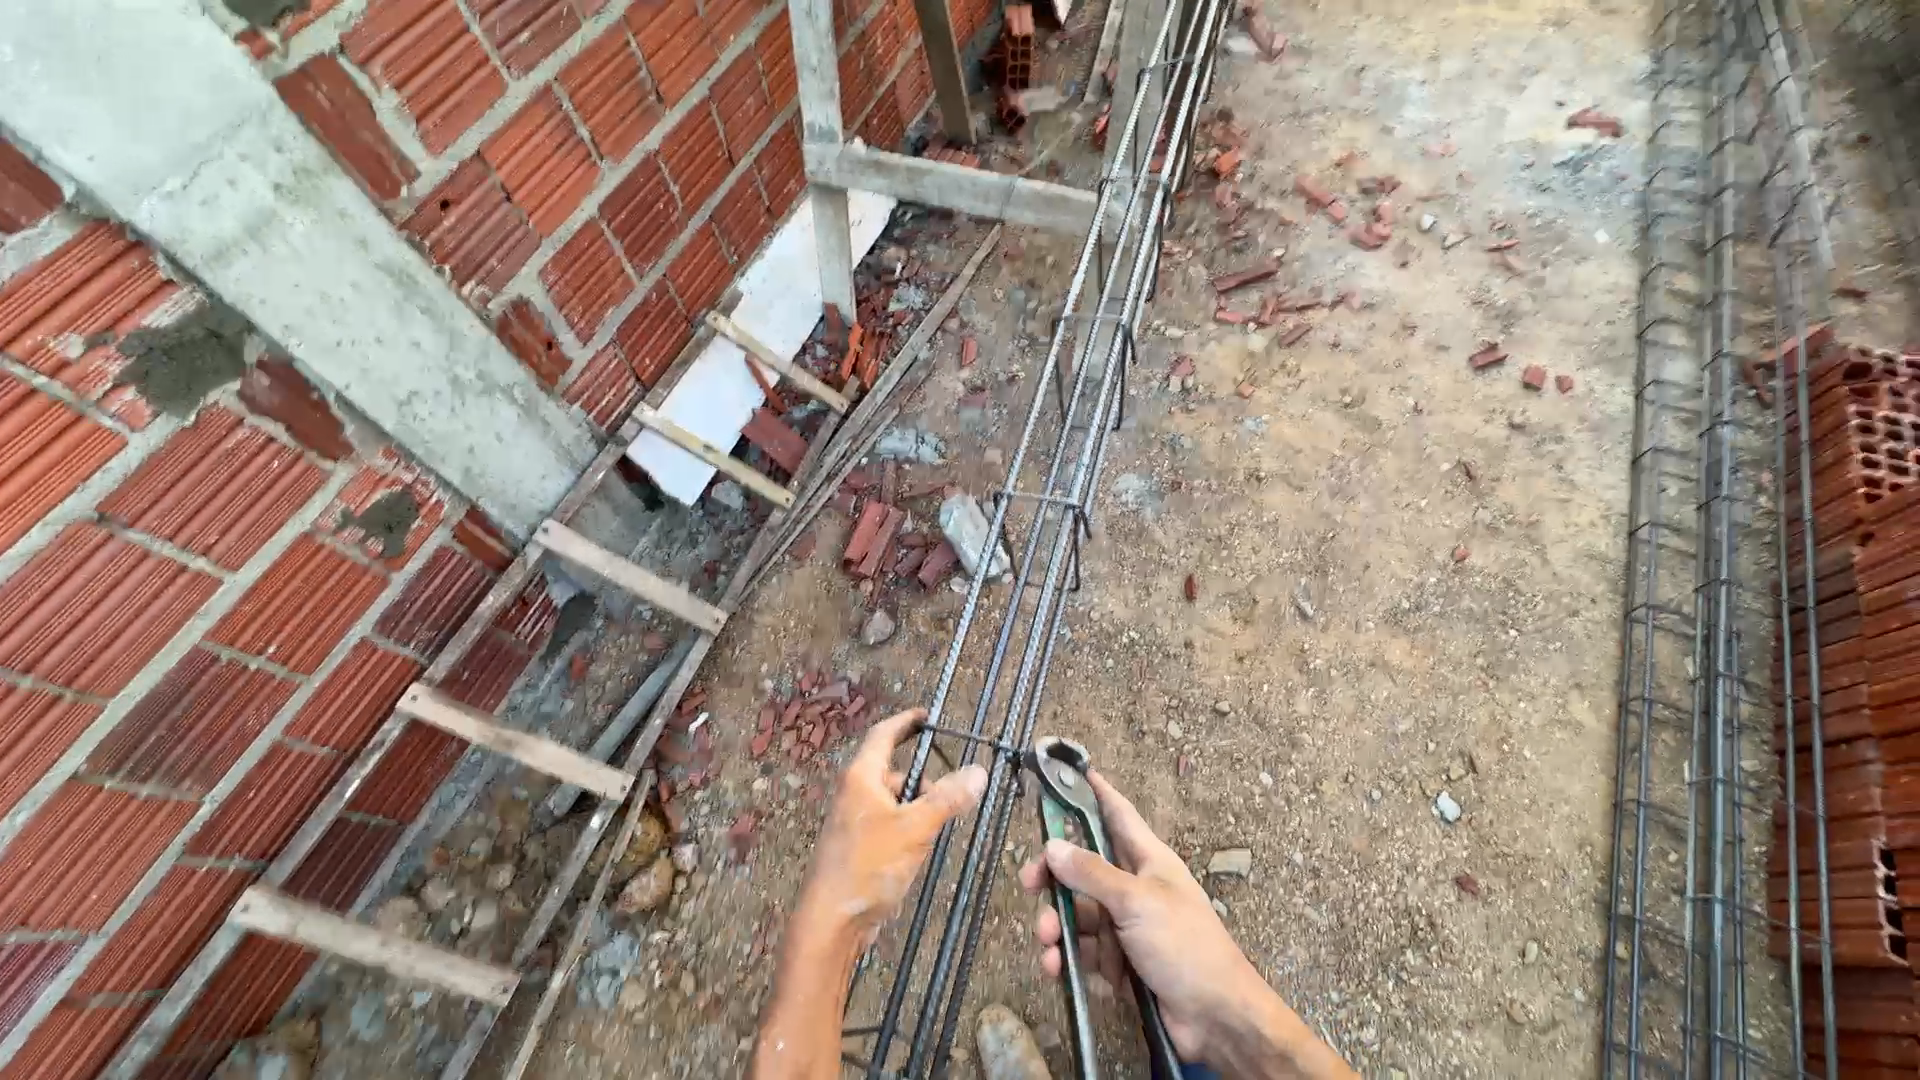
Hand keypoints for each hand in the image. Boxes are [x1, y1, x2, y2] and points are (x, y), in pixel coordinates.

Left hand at [800, 708, 986, 941]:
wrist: (830, 921)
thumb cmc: (868, 866)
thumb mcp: (916, 828)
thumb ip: (947, 799)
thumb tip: (978, 771)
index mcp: (862, 776)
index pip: (884, 734)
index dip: (906, 722)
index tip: (927, 716)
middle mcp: (854, 792)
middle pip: (893, 770)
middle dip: (923, 779)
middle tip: (951, 793)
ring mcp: (853, 820)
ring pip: (893, 800)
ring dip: (917, 806)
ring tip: (938, 826)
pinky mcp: (857, 846)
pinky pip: (888, 823)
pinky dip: (907, 826)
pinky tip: (920, 849)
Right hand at [1018, 771, 1353, 1077]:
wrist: (1218, 1020)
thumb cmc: (1185, 946)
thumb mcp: (1136, 902)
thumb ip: (1092, 873)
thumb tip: (1052, 846)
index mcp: (1148, 859)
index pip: (1118, 813)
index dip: (1096, 792)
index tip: (1071, 772)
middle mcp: (1136, 886)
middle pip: (1086, 868)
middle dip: (1055, 875)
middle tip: (1028, 882)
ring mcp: (1128, 925)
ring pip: (1080, 912)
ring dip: (1058, 924)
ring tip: (1046, 940)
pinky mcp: (1122, 961)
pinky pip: (1085, 950)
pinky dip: (1067, 957)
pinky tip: (1055, 967)